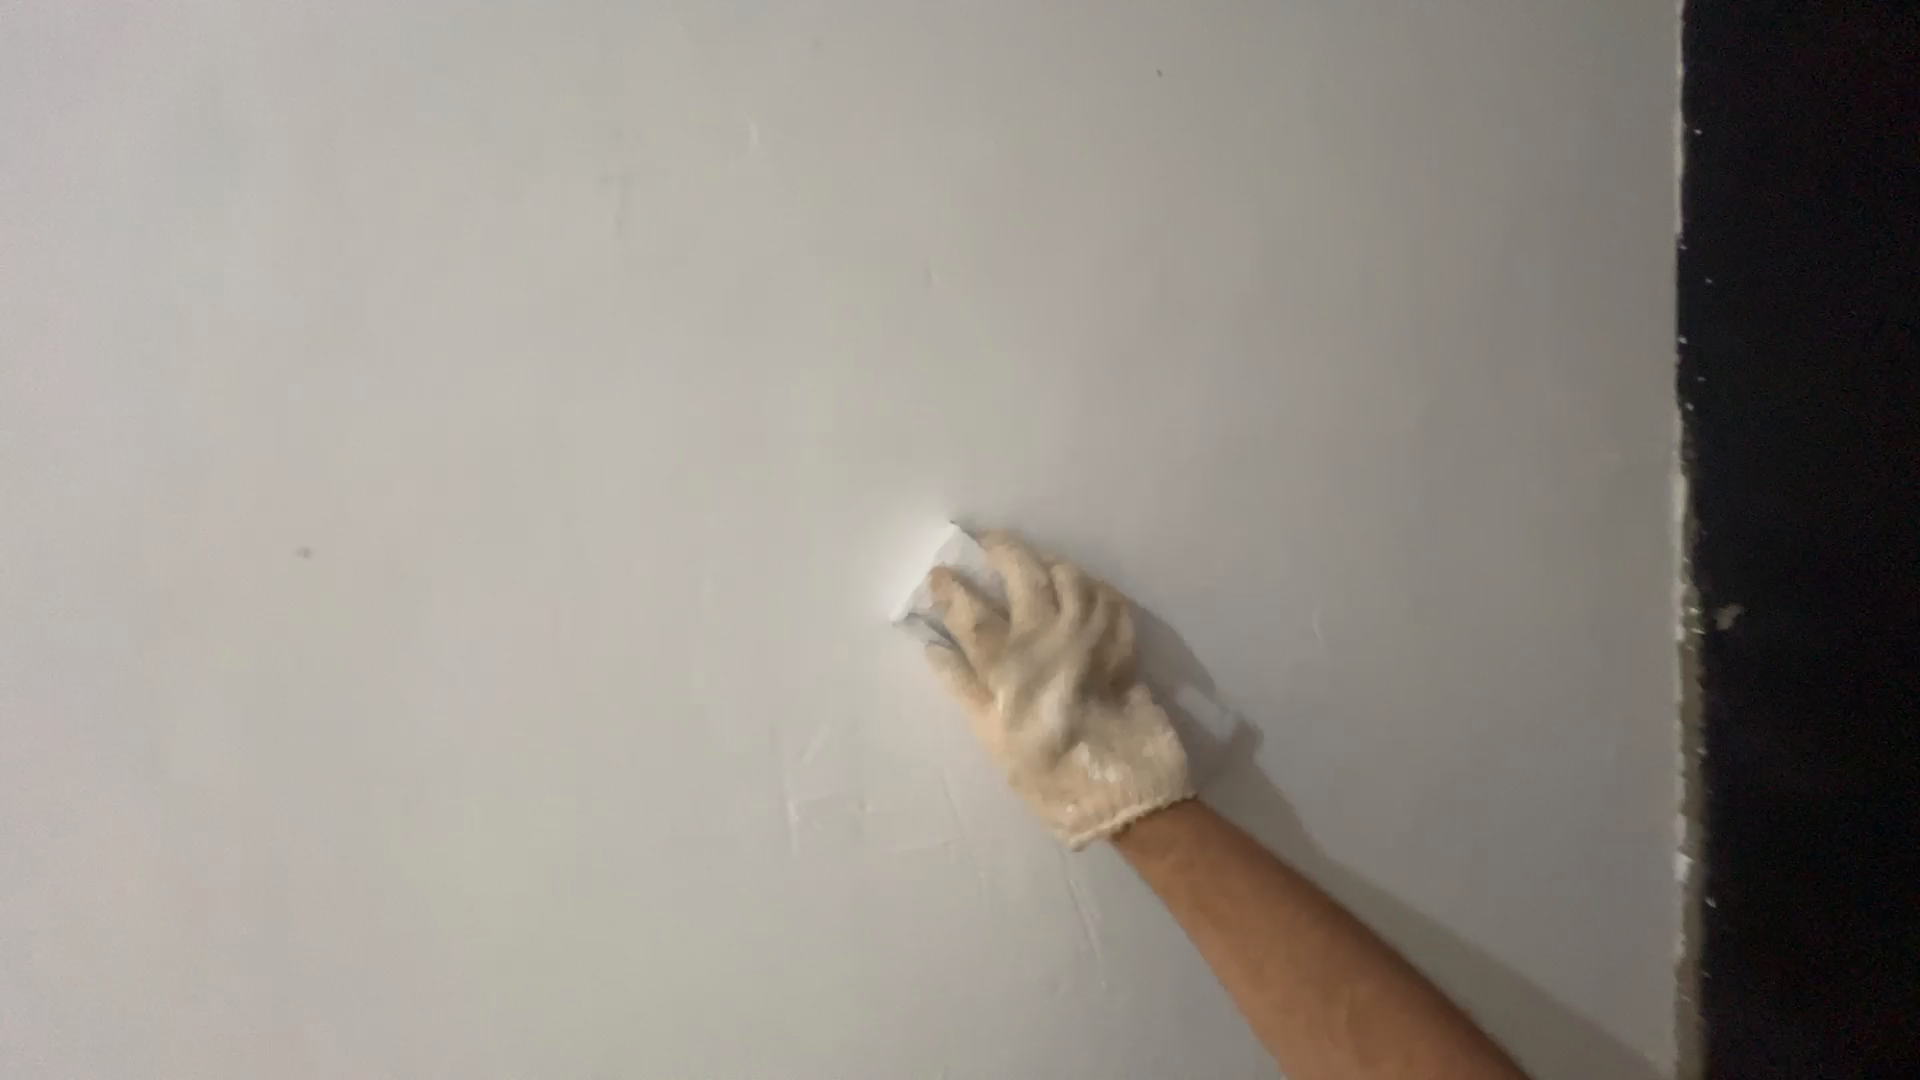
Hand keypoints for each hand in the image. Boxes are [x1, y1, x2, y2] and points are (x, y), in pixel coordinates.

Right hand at [924, 531, 1193, 847]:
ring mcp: (1089, 633)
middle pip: (1024, 573)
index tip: (940, 572)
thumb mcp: (991, 736)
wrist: (1119, 787)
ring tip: (1033, 561)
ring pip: (1068, 574)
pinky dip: (1089, 584)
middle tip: (987, 541)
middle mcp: (1048, 635)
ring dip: (1046, 561)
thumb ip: (961, 686)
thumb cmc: (1046, 768)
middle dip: (1002, 549)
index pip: (972, 611)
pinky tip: (1079, 588)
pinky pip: (1105, 594)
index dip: (952, 587)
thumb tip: (932, 645)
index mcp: (1009, 662)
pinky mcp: (1121, 639)